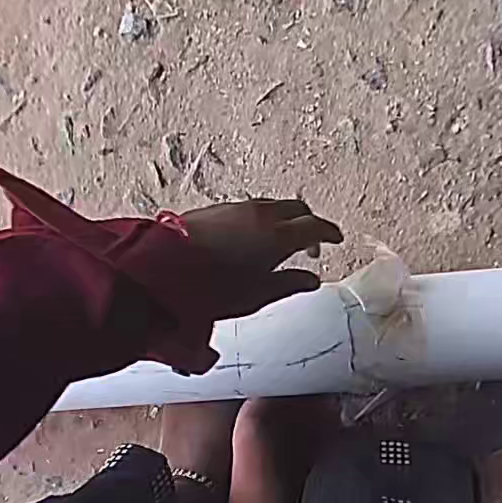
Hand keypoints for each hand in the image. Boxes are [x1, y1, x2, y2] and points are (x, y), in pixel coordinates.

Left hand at [179, 199, 342, 318]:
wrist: (165, 271)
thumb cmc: (212, 289)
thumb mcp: (257, 295)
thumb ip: (288, 284)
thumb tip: (311, 279)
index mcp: (278, 236)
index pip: (314, 226)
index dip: (329, 233)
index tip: (336, 239)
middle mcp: (261, 214)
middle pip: (296, 210)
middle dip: (308, 224)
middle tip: (310, 244)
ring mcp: (237, 208)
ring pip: (272, 207)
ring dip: (283, 220)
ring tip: (280, 244)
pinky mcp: (216, 209)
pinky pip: (250, 209)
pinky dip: (262, 220)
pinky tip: (253, 239)